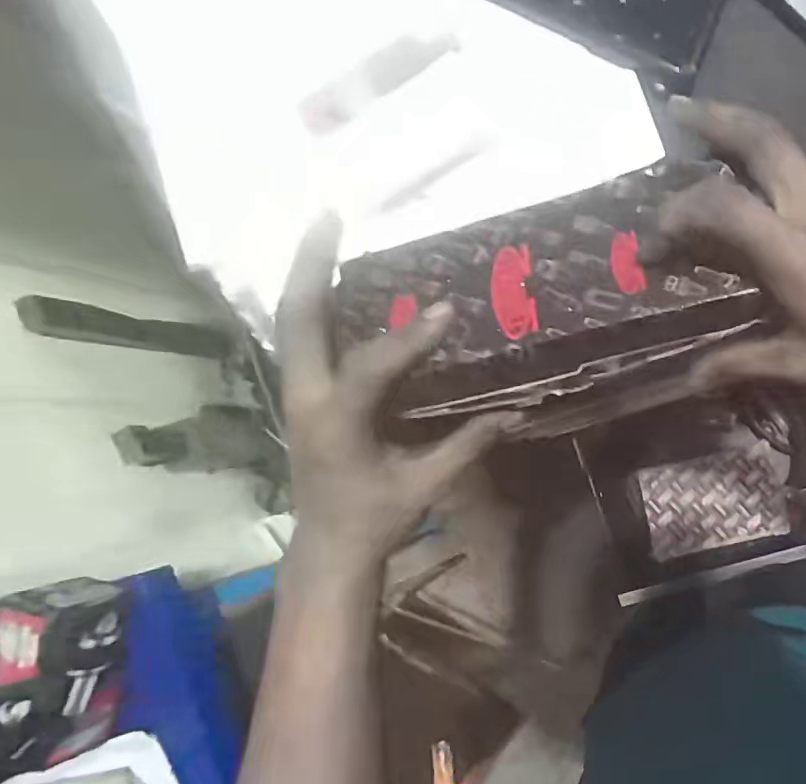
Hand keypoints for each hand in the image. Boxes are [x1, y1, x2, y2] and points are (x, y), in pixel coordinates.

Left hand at [275, 216, 516, 566]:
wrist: (329, 545)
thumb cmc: (378, 518)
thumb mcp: (427, 483)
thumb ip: (468, 445)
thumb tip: (513, 414)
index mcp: (337, 421)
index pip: (372, 365)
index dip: (410, 338)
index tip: (444, 309)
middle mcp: (305, 397)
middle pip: (297, 317)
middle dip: (310, 264)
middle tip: (330, 217)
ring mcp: (295, 394)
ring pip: (292, 323)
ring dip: (306, 278)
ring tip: (325, 238)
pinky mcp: (302, 398)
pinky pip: (303, 341)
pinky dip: (314, 308)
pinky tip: (333, 291)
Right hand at [654, 98, 805, 412]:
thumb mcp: (805, 364)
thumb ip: (743, 363)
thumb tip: (692, 379)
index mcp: (795, 252)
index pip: (721, 205)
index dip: (676, 217)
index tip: (655, 246)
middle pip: (762, 139)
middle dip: (715, 120)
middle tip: (679, 117)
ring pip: (786, 154)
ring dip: (744, 147)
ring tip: (712, 161)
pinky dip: (775, 181)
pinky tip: (768, 215)